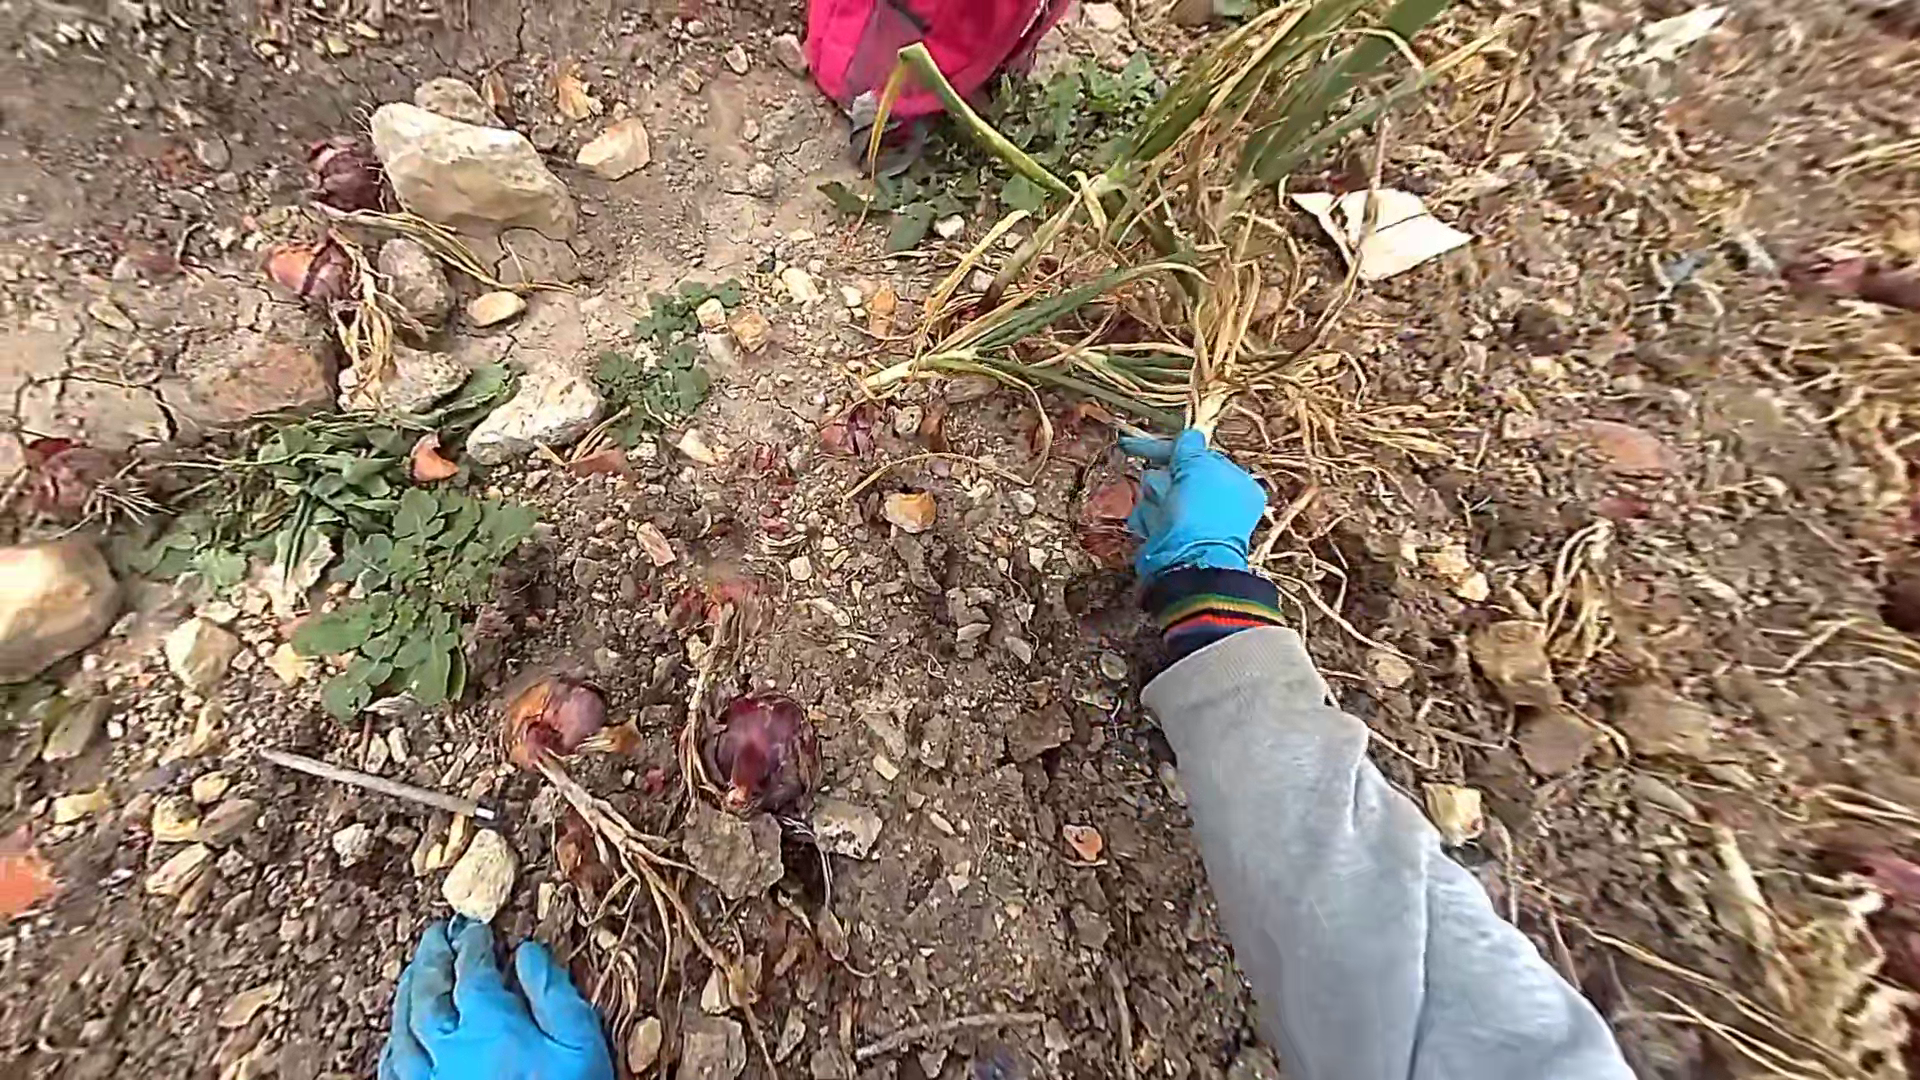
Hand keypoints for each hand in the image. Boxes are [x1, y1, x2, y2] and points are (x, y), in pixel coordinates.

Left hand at [380, 919, 613, 1079]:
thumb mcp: (579, 1036)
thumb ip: (551, 991)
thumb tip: (527, 950)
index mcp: (489, 1027)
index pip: (471, 974)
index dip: (472, 945)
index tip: (476, 925)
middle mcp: (447, 1054)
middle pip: (426, 999)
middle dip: (429, 961)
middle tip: (433, 934)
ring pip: (401, 1035)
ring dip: (405, 998)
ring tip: (411, 973)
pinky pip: (392, 1074)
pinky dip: (394, 1044)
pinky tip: (399, 1036)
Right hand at [1118, 429, 1265, 581]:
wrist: (1186, 562)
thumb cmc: (1199, 511)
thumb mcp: (1197, 466)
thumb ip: (1189, 447)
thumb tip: (1187, 437)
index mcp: (1235, 485)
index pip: (1197, 457)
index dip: (1169, 450)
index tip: (1134, 445)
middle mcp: (1217, 503)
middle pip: (1173, 476)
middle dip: (1162, 480)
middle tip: (1165, 493)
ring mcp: (1193, 521)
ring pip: (1158, 495)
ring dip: (1154, 500)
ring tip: (1161, 515)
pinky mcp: (1170, 537)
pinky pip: (1151, 516)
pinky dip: (1148, 519)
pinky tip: (1154, 528)